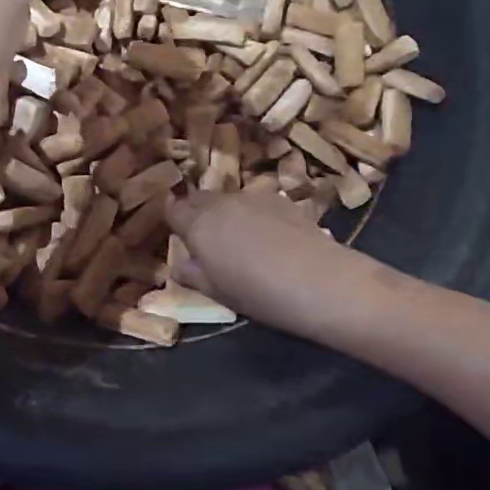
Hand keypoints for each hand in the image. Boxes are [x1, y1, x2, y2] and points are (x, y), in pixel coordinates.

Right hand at [166, 191, 354, 326]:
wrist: (316, 280)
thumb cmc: (256, 293)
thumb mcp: (215, 292)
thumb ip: (191, 273)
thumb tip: (179, 263)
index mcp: (198, 225)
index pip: (172, 209)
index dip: (172, 220)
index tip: (178, 234)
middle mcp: (221, 202)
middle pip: (198, 198)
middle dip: (196, 213)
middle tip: (205, 238)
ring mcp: (252, 196)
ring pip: (228, 199)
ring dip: (226, 213)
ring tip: (239, 239)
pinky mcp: (280, 198)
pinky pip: (254, 202)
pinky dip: (252, 214)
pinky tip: (269, 237)